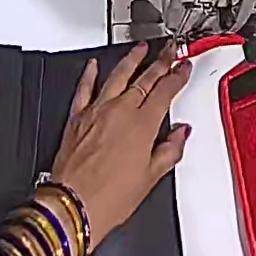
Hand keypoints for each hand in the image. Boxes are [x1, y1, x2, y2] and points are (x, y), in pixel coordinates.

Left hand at [51, 42, 192, 247]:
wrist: (71, 207)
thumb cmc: (108, 198)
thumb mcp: (150, 178)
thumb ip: (169, 150)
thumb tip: (180, 135)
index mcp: (142, 124)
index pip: (165, 90)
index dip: (177, 75)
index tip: (183, 66)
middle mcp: (120, 111)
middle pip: (145, 78)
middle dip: (161, 62)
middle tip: (170, 51)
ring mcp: (97, 111)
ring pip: (118, 75)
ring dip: (132, 59)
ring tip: (141, 49)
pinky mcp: (77, 118)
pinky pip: (85, 88)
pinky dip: (90, 74)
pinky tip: (94, 65)